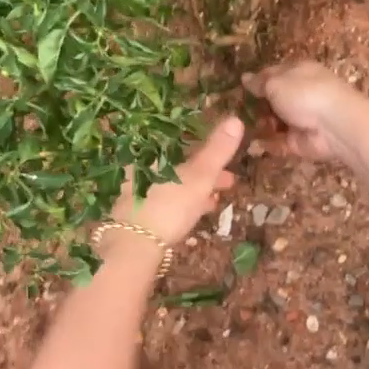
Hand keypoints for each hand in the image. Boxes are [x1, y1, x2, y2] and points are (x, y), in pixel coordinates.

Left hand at [107, 117, 244, 246]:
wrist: (135, 249)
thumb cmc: (168, 206)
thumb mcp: (199, 176)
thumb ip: (217, 151)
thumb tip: (236, 119)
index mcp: (148, 157)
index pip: (179, 147)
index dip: (206, 152)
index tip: (227, 161)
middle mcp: (136, 175)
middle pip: (176, 169)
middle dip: (204, 175)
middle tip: (228, 184)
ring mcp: (132, 198)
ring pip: (170, 189)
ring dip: (194, 193)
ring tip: (215, 202)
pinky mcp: (133, 221)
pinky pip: (163, 208)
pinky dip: (181, 208)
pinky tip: (194, 219)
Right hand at [241, 62, 365, 162]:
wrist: (333, 125)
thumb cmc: (304, 93)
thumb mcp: (276, 82)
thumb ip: (259, 82)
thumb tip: (245, 77)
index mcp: (298, 71)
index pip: (273, 73)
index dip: (256, 81)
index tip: (239, 89)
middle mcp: (299, 93)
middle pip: (272, 98)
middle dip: (256, 105)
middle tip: (236, 111)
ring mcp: (299, 118)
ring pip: (273, 120)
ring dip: (260, 123)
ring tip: (242, 126)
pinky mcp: (298, 140)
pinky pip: (277, 140)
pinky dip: (265, 142)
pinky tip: (250, 141)